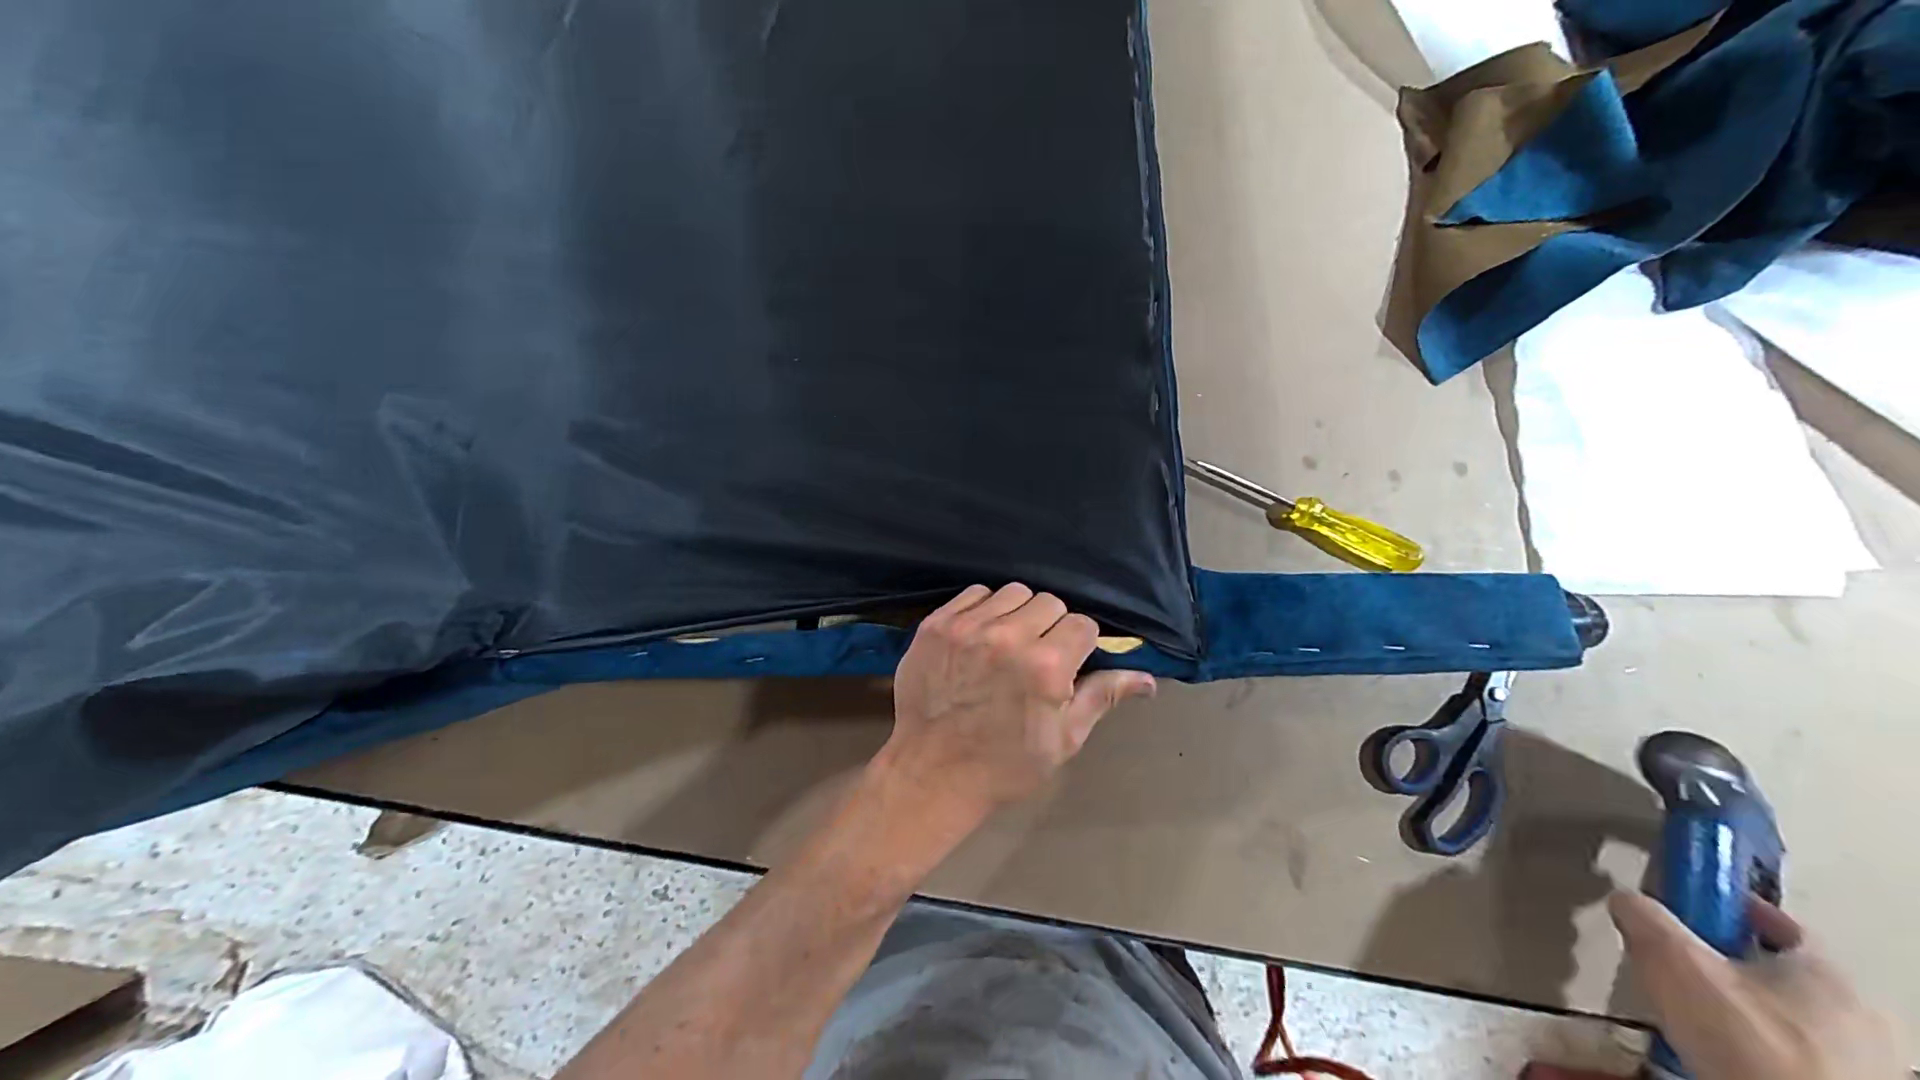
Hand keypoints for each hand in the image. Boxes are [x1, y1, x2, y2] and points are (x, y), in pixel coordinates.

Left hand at [873, 583, 1155, 827]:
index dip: (1081, 645)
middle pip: (1050, 603)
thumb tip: (1148, 679)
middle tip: (1038, 656)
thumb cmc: (1004, 764)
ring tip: (1009, 644)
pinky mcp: (936, 625)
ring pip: (1013, 592)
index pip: (1083, 624)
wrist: (932, 772)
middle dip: (1052, 627)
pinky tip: (981, 637)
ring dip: (1018, 613)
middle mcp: (1008, 637)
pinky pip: (974, 594)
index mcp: (1045, 666)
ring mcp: (967, 627)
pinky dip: (983, 609)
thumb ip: (1102, 696)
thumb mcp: (1063, 739)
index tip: (1068, 664)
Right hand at [1526, 893, 1905, 1079]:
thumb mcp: (1671, 960)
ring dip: (1734, 1002)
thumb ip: (1644, 916)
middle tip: (1675, 963)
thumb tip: (1626, 900)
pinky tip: (1718, 1049)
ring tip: (1689, 1012)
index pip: (1769, 916)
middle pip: (1772, 964)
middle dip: (1721, 958)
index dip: (1719, 904)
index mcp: (1825, 970)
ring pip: (1779, 1009)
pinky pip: (1787, 1048)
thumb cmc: (1745, 1040)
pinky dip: (1751, 1040)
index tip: (1681, 905)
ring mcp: (1862, 1060)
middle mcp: (1857, 1010)